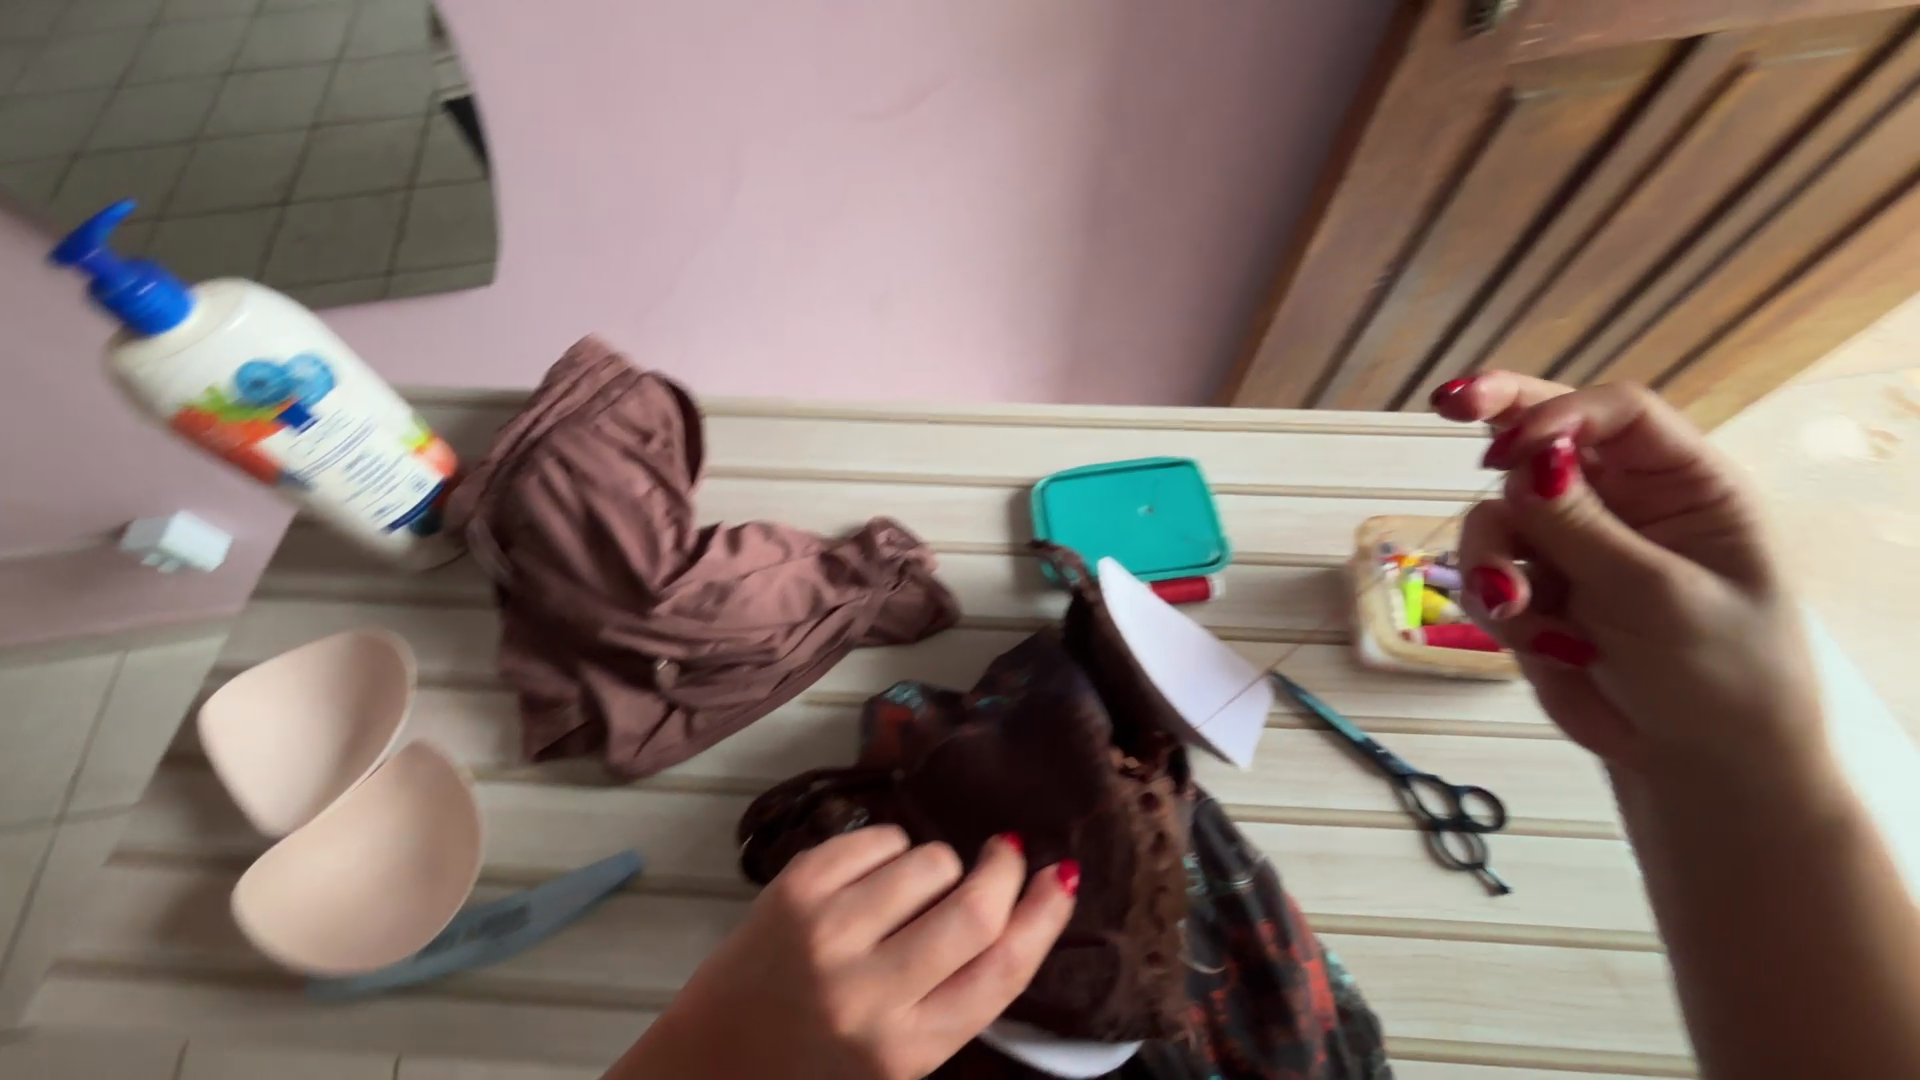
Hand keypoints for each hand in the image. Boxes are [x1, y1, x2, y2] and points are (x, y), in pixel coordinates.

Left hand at [610, 827, 1077, 1079]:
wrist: (712, 1062)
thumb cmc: (820, 1062)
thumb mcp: (904, 1051)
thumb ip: (961, 986)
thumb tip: (1032, 891)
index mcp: (907, 1048)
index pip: (1001, 968)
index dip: (1045, 914)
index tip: (1062, 874)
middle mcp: (869, 990)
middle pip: (973, 907)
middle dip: (1002, 868)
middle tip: (1004, 850)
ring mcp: (827, 930)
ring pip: (928, 859)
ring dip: (937, 864)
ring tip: (910, 890)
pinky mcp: (794, 885)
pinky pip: (879, 836)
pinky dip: (889, 848)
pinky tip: (869, 879)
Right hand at [1428, 374, 1825, 782]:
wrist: (1694, 760)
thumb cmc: (1721, 674)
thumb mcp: (1659, 597)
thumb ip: (1584, 528)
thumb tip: (1526, 460)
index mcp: (1683, 486)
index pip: (1616, 415)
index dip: (1558, 416)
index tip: (1509, 448)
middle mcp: (1618, 500)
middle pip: (1540, 437)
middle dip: (1496, 424)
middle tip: (1448, 402)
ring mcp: (1567, 543)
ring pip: (1495, 518)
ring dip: (1492, 564)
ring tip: (1521, 618)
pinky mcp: (1528, 585)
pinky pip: (1483, 573)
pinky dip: (1497, 607)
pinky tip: (1544, 644)